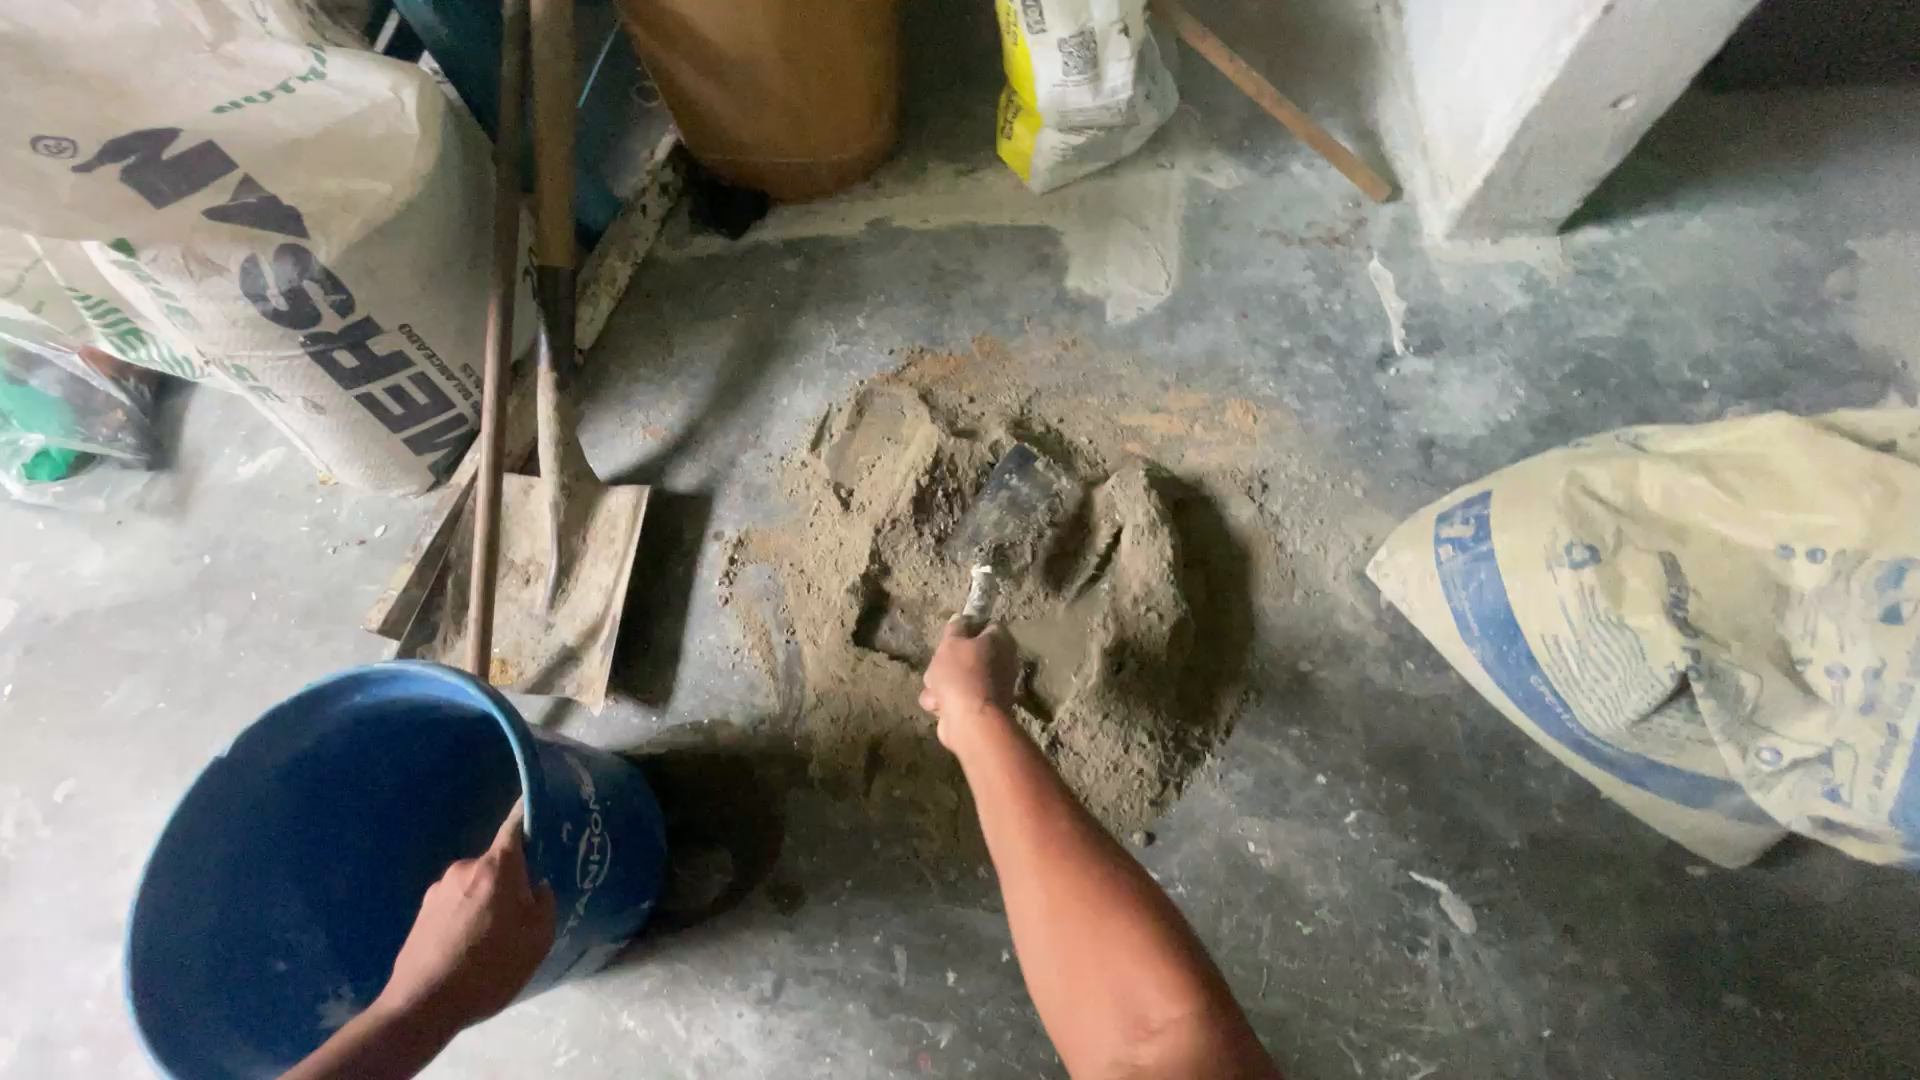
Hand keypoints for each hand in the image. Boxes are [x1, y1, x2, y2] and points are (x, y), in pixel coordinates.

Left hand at [372, 801, 555, 1033]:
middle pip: (498, 863)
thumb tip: (536, 888)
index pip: (516, 825)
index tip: (542, 806)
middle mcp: (465, 869)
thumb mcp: (539, 936)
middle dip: (512, 878)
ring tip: (494, 935)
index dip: (529, 813)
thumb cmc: (491, 966)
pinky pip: (455, 905)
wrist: (421, 1009)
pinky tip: (471, 948)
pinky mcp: (420, 917)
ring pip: (475, 886)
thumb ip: (545, 902)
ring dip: (486, 900)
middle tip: (524, 906)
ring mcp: (437, 893)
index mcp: (498, 866)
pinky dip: (466, 918)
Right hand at [919, 620, 1019, 749]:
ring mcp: (990, 688)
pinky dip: (944, 702)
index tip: (951, 633)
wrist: (970, 722)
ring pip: (957, 677)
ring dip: (940, 684)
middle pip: (967, 653)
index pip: (988, 625)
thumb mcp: (951, 643)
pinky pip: (955, 698)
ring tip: (936, 689)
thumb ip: (955, 628)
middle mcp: (1001, 663)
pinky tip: (938, 705)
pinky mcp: (978, 708)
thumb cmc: (961, 674)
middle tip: (938, 664)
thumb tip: (961, 617)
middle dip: (947, 661)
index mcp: (1001, 642)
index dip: (968, 627)